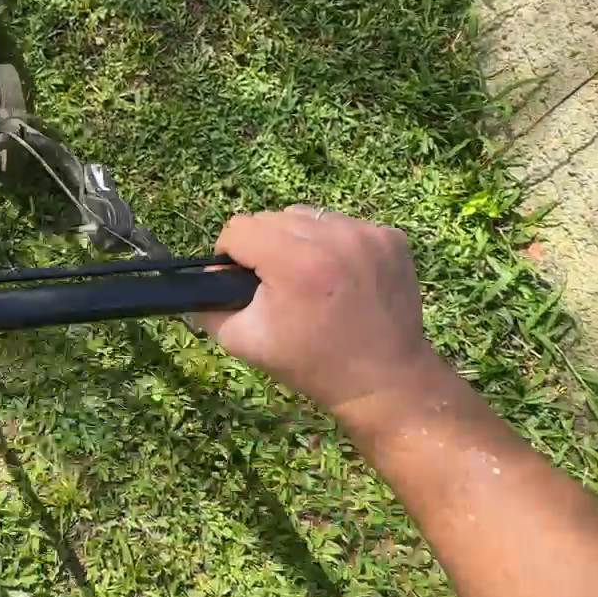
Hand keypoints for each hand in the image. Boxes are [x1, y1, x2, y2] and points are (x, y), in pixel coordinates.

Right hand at [200, 207, 441, 413]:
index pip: (239, 228)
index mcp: (294, 262)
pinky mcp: (390, 238)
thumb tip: (206, 275)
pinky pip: (342, 225)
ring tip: (306, 275)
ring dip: (297, 240)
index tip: (240, 278)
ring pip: (307, 216)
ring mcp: (367, 234)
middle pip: (272, 217)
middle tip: (274, 283)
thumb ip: (209, 305)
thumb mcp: (243, 341)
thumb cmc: (308, 362)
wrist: (383, 380)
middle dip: (263, 246)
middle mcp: (333, 238)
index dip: (230, 253)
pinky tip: (338, 275)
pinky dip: (332, 244)